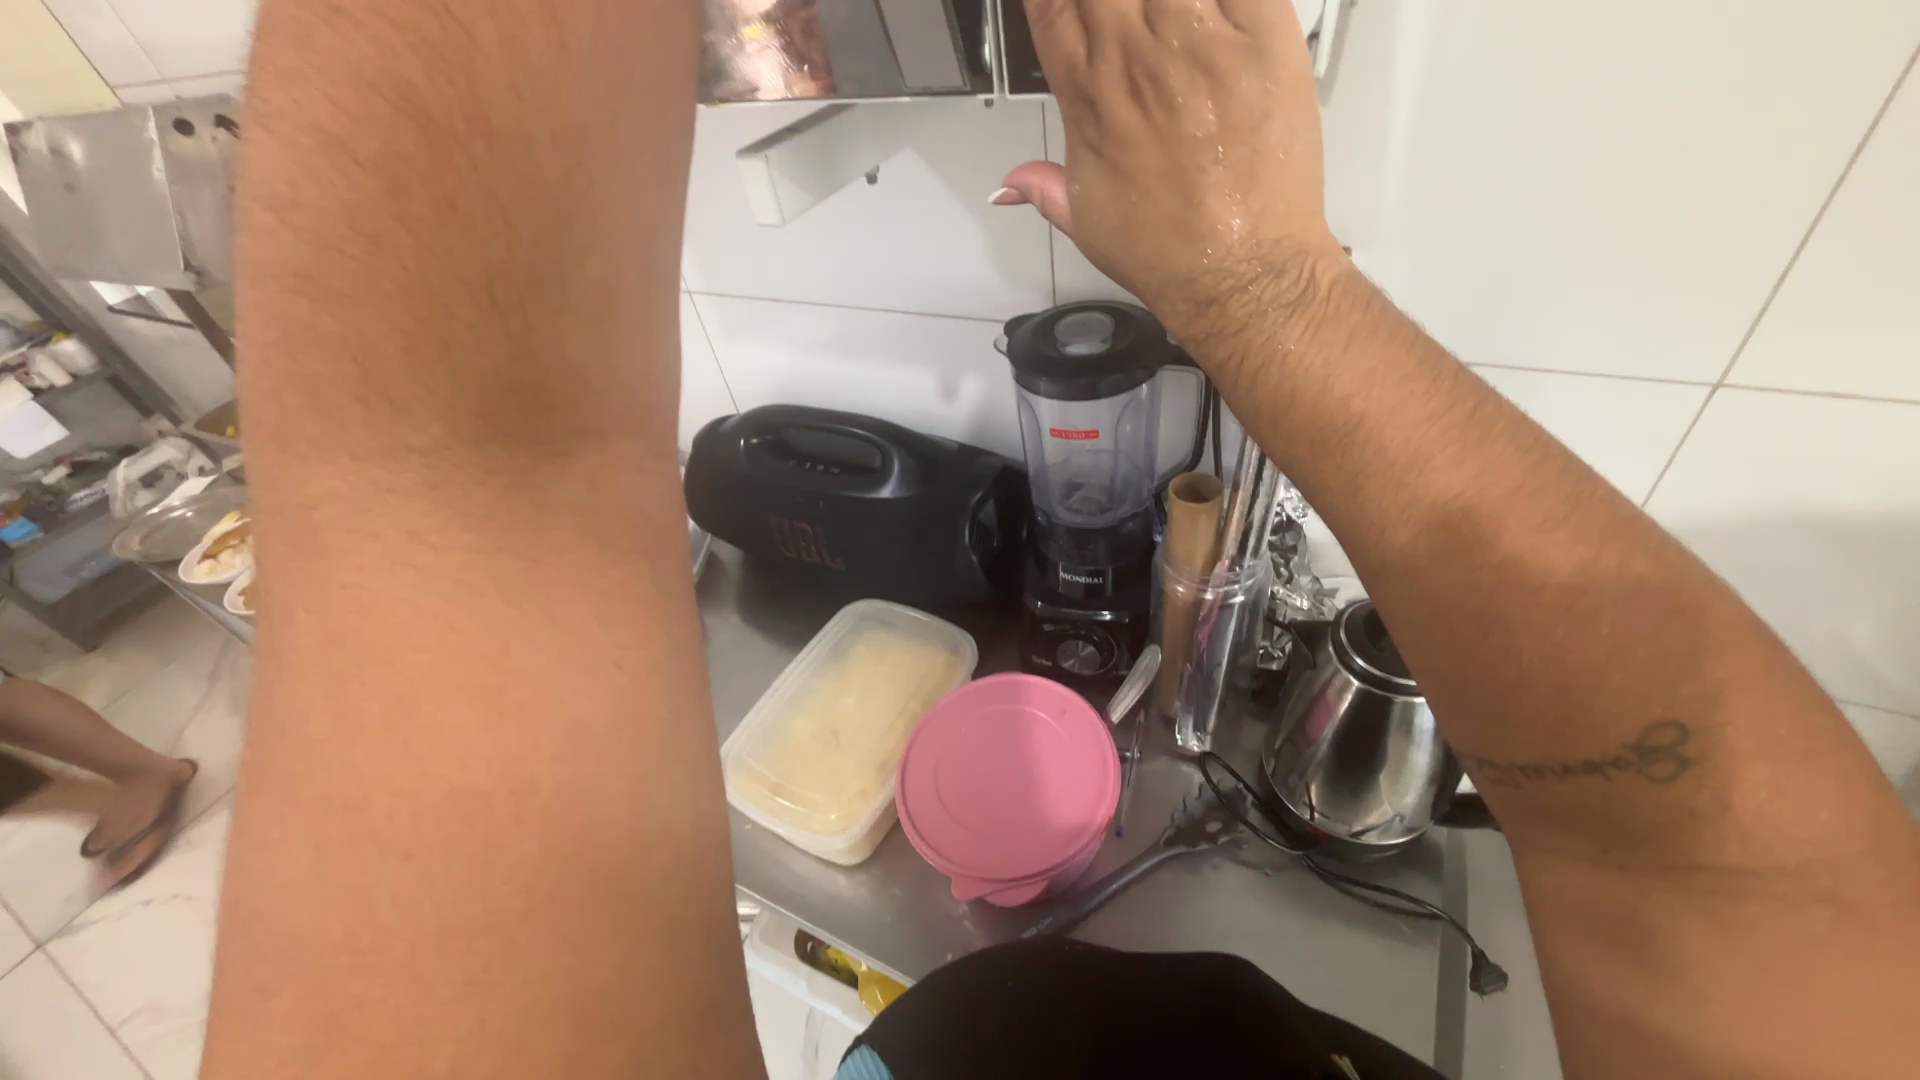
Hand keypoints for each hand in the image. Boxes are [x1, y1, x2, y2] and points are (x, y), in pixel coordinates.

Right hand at [996, 0, 1345, 344]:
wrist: (1239, 269)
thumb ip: (1044, 187)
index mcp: (1090, 96)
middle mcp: (1136, 57)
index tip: (1069, 6)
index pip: (1052, 6)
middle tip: (1125, 19)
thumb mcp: (1086, 222)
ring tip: (1164, 19)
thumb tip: (1007, 184)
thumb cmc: (1164, 252)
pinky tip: (1207, 8)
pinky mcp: (1263, 32)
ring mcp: (1200, 38)